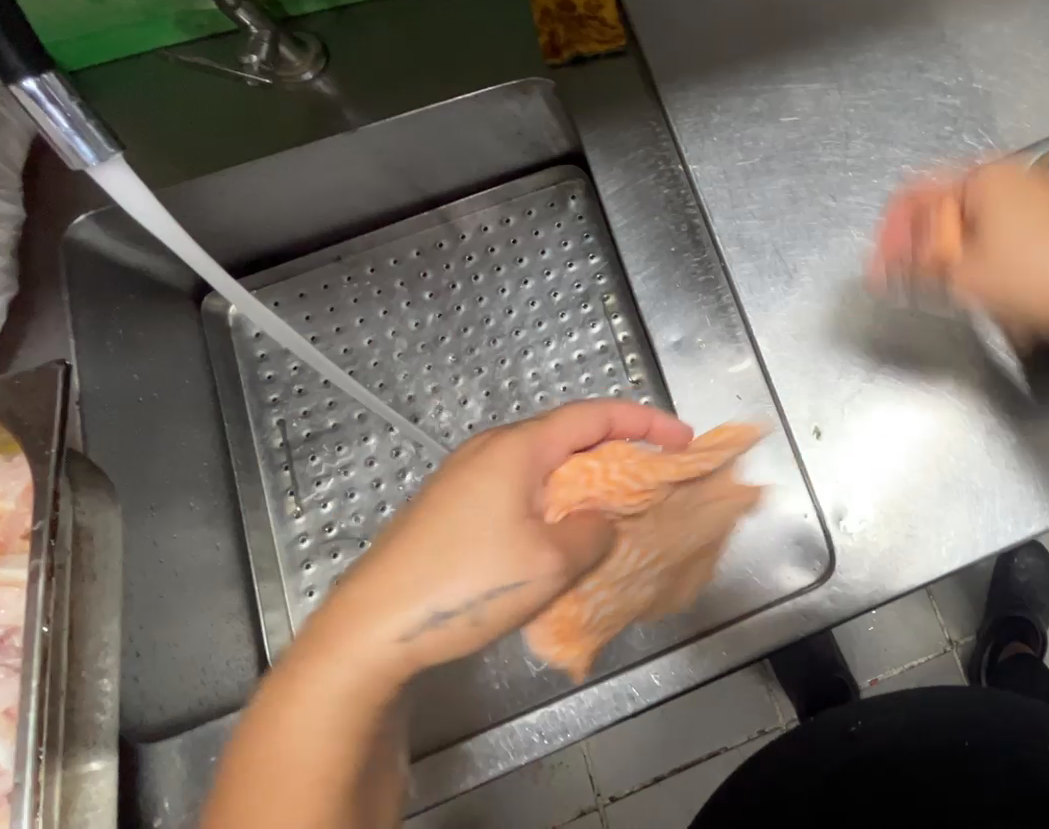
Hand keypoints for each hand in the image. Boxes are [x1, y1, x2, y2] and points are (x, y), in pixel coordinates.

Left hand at [300, 400, 693, 684]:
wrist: (367, 631)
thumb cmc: (465, 584)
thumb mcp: (550, 563)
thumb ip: (593, 533)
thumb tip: (600, 523)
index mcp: (518, 448)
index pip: (595, 416)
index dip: (645, 423)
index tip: (681, 439)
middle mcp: (491, 450)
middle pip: (569, 435)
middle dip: (618, 450)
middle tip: (654, 475)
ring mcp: (465, 478)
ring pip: (543, 464)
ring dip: (585, 479)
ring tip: (615, 507)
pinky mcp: (450, 508)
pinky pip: (519, 487)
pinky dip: (555, 499)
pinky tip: (560, 534)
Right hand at [870, 162, 1048, 334]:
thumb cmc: (1037, 278)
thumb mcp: (963, 277)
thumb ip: (915, 268)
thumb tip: (882, 269)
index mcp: (980, 177)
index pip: (913, 194)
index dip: (889, 232)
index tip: (879, 264)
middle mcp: (1004, 175)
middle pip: (940, 204)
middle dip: (918, 242)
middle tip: (907, 278)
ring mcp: (1029, 194)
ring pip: (967, 218)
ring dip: (946, 250)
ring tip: (940, 284)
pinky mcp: (1046, 217)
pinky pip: (994, 227)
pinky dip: (975, 250)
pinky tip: (976, 280)